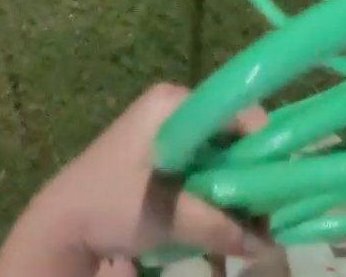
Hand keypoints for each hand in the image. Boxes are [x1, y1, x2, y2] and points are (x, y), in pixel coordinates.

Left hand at [0, 84, 271, 273]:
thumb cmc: (111, 203)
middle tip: (272, 212)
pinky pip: (207, 169)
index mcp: (172, 103)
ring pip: (222, 155)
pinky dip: (221, 193)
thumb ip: (218, 224)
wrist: (63, 222)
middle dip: (253, 173)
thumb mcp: (168, 214)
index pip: (234, 107)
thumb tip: (268, 244)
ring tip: (256, 226)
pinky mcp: (167, 159)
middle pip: (231, 133)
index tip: (282, 180)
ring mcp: (170, 133)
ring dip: (239, 189)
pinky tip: (232, 223)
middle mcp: (175, 109)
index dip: (262, 141)